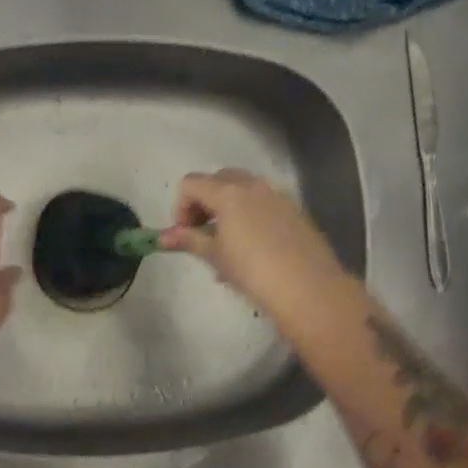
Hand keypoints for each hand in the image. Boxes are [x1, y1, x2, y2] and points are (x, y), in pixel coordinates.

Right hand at [161, 170, 347, 319]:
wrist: (306, 287)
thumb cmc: (252, 270)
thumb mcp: (215, 255)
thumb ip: (188, 240)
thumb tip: (161, 237)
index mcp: (229, 192)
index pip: (191, 184)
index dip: (181, 207)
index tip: (185, 233)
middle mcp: (253, 185)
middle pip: (218, 180)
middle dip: (204, 202)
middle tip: (202, 233)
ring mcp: (277, 195)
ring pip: (243, 189)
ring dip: (227, 207)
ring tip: (227, 242)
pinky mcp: (294, 209)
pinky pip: (263, 202)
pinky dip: (249, 214)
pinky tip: (253, 247)